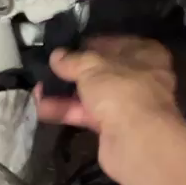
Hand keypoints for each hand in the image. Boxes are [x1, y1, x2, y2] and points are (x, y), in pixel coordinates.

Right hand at [32, 36, 181, 135]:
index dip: (92, 44)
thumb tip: (56, 55)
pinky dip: (67, 111)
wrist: (137, 141)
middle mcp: (142, 78)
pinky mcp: (115, 127)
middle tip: (50, 68)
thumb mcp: (92, 66)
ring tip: (38, 89)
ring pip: (94, 95)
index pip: (117, 44)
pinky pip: (88, 114)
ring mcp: (129, 105)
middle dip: (74, 72)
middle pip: (104, 71)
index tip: (68, 46)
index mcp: (146, 54)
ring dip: (66, 93)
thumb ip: (72, 60)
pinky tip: (42, 108)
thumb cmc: (121, 89)